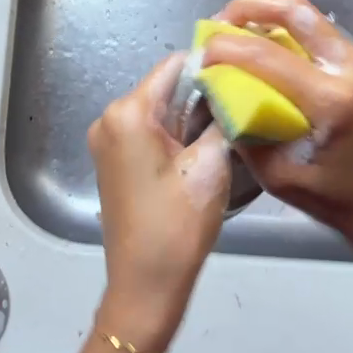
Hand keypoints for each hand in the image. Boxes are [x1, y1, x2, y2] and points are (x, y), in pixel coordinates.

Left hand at [88, 52, 230, 350]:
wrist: (145, 287)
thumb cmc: (177, 224)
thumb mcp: (210, 165)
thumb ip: (222, 117)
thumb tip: (236, 88)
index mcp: (127, 112)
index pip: (174, 66)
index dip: (211, 65)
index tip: (245, 72)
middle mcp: (109, 118)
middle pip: (166, 88)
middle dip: (203, 93)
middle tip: (244, 102)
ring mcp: (108, 141)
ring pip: (160, 111)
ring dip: (192, 116)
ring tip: (230, 127)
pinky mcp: (114, 161)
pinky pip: (149, 133)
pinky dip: (176, 135)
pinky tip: (203, 150)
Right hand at [202, 0, 352, 286]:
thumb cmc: (333, 197)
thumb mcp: (275, 174)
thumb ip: (242, 129)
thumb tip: (214, 90)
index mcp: (331, 101)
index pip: (267, 56)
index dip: (226, 49)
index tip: (200, 57)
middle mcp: (349, 69)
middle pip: (293, 11)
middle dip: (246, 7)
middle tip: (216, 24)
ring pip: (304, 12)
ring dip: (263, 11)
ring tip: (232, 27)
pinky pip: (313, 27)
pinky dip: (280, 24)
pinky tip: (258, 41)